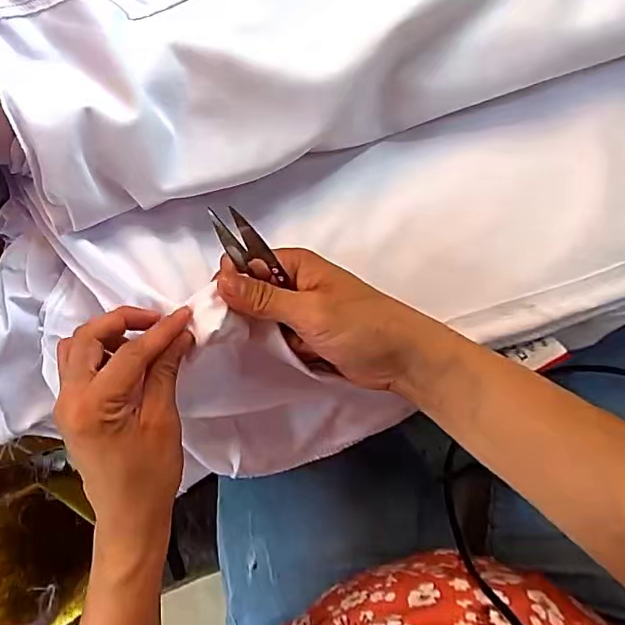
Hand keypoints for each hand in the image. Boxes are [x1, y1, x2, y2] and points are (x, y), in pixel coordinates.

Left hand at [54, 306, 195, 561]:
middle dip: (122, 321)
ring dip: (105, 334)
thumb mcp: (162, 422)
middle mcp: (69, 398)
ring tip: (140, 338)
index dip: (159, 331)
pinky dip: (97, 352)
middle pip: (87, 337)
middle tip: (157, 322)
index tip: (183, 316)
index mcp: (93, 404)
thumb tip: (178, 335)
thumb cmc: (150, 478)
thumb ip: (164, 372)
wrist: (127, 518)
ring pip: (75, 347)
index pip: (128, 352)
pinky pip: (75, 365)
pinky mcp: (68, 408)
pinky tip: (124, 358)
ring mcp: (64, 402)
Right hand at [216, 248, 453, 393]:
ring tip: (261, 341)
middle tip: (238, 327)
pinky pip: (271, 334)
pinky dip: (269, 343)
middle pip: (247, 289)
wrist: (405, 361)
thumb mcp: (308, 311)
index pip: (245, 263)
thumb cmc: (364, 326)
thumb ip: (262, 298)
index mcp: (294, 264)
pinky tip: (271, 350)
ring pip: (257, 315)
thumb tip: (222, 280)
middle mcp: (292, 282)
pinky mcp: (300, 333)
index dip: (229, 280)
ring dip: (256, 329)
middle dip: (240, 308)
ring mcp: (296, 309)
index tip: (219, 303)